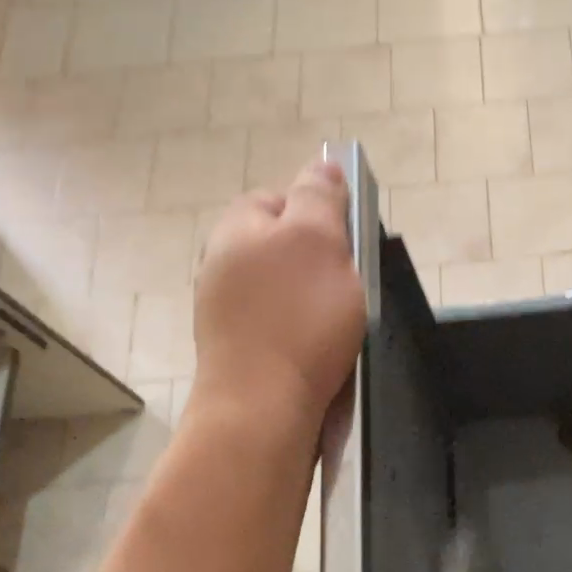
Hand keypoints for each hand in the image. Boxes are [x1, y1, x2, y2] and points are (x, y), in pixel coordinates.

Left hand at [193, 159, 365, 426]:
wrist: (263, 408)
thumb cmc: (297, 320)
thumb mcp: (319, 241)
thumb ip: (321, 197)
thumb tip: (323, 162)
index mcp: (236, 229)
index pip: (278, 198)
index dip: (318, 214)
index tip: (348, 243)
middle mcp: (221, 266)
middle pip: (282, 250)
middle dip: (319, 265)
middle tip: (350, 288)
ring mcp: (225, 315)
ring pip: (284, 294)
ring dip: (315, 305)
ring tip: (341, 328)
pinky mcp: (239, 355)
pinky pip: (280, 332)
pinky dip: (303, 339)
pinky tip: (322, 356)